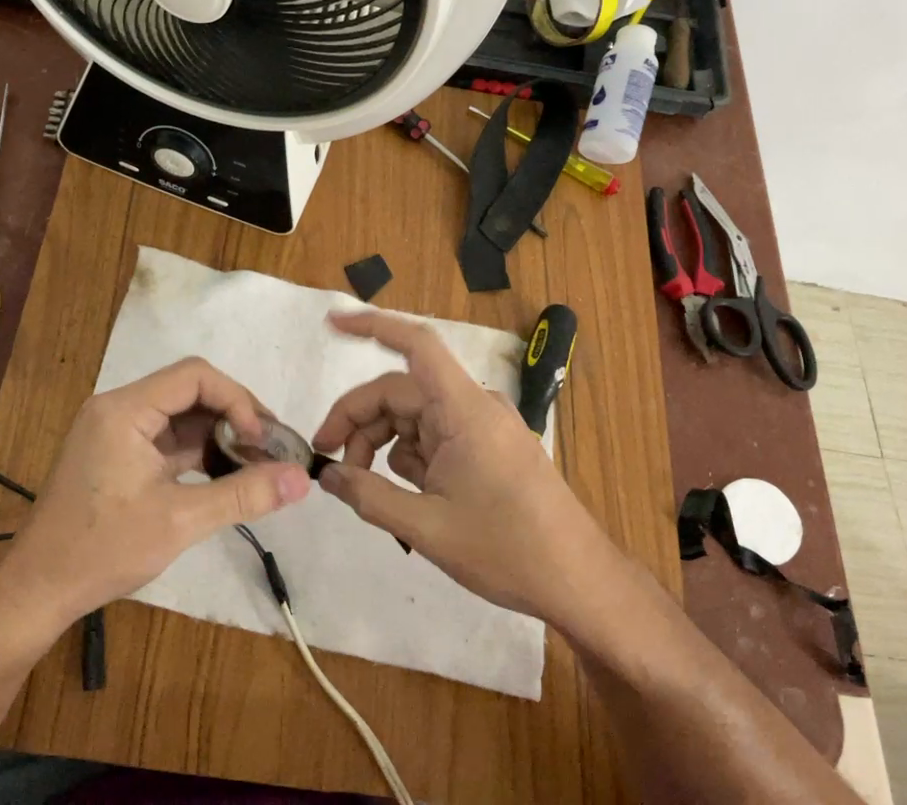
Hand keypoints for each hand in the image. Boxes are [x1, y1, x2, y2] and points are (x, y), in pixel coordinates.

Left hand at [0, 357, 310, 629]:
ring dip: (219, 436)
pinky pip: (167, 440)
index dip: (237, 399)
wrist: (40, 587)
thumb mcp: (180, 520)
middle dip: (234, 416)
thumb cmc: (104, 548)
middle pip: (189, 392)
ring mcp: (115, 432)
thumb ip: (244, 494)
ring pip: (180, 418)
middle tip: (272, 450)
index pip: (194, 376)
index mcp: (124, 410)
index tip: (263, 439)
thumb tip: (303, 479)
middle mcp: (118, 409)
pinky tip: (228, 477)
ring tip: (259, 465)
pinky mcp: (117, 455)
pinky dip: (198, 454)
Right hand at [313, 311, 590, 617]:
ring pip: (414, 418)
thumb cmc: (507, 550)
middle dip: (359, 422)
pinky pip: (435, 438)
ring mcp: (483, 428)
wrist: (579, 582)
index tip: (332, 324)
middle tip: (329, 462)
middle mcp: (473, 407)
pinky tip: (411, 498)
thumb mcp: (426, 527)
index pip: (416, 345)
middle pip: (401, 392)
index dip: (372, 326)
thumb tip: (327, 475)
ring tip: (370, 490)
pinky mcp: (489, 449)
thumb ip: (368, 495)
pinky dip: (411, 459)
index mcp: (463, 410)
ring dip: (383, 445)